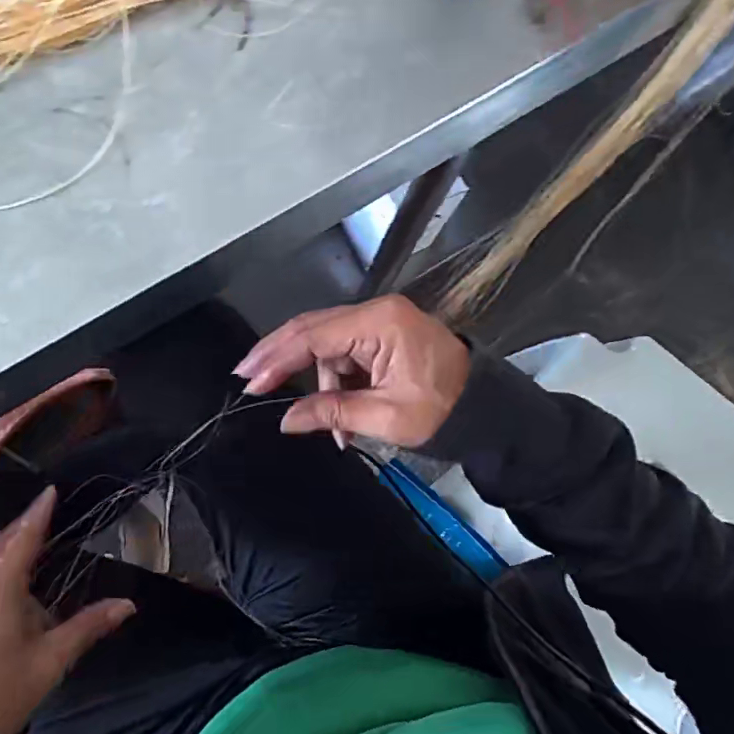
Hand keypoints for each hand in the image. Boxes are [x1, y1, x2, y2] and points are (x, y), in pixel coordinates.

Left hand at [0, 487, 136, 733]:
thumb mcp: (48, 663)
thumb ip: (86, 628)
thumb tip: (126, 604)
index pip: (22, 539)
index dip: (38, 513)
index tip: (50, 490)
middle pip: (1, 545)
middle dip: (24, 526)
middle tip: (46, 509)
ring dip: (10, 546)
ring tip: (33, 540)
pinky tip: (9, 580)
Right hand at [231, 294, 470, 448]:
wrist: (488, 410)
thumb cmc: (445, 411)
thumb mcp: (386, 418)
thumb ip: (331, 413)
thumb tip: (286, 420)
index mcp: (380, 323)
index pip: (313, 337)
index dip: (277, 360)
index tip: (251, 382)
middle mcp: (374, 313)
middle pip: (310, 329)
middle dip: (276, 355)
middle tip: (244, 376)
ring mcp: (376, 323)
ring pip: (321, 343)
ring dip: (308, 378)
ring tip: (303, 414)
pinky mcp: (378, 336)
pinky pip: (339, 355)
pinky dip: (330, 383)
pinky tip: (329, 411)